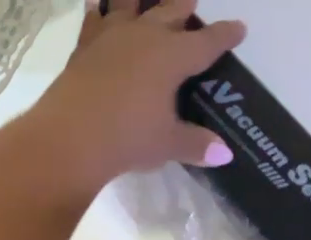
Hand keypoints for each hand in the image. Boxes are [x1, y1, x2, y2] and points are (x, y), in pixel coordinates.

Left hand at [29, 0, 245, 190]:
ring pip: (130, 5)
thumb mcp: (167, 145)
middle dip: (183, 7)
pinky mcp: (84, 47)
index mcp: (172, 57)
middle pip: (170, 14)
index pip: (206, 43)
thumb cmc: (128, 139)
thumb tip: (225, 154)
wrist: (71, 137)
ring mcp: (111, 37)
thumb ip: (196, 144)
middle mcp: (144, 37)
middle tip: (192, 1)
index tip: (239, 28)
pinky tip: (98, 5)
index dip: (224, 36)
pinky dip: (100, 9)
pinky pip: (95, 19)